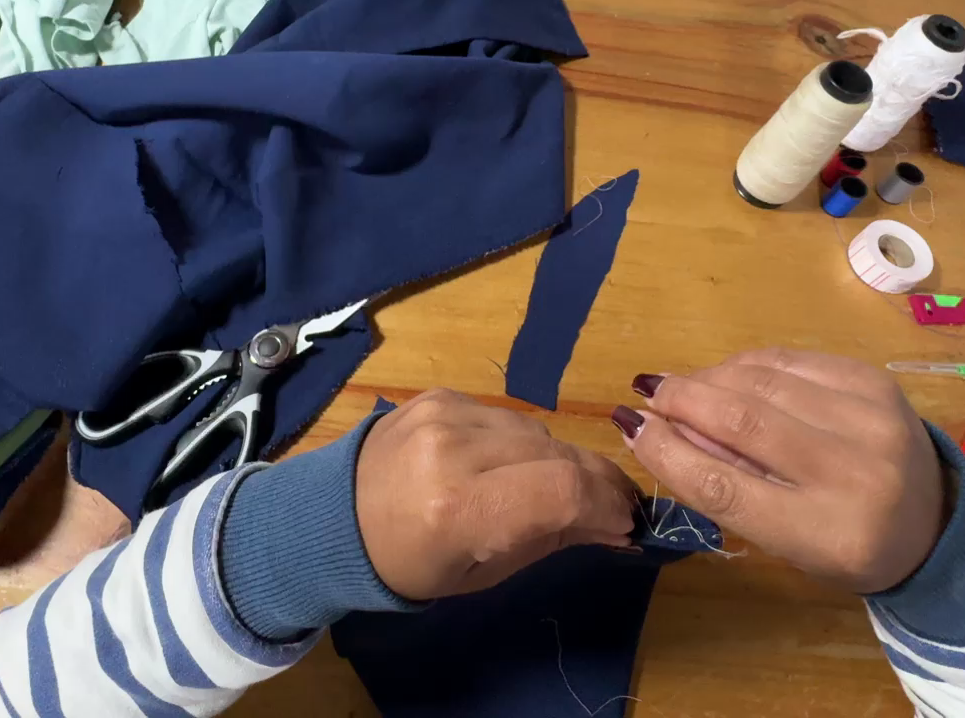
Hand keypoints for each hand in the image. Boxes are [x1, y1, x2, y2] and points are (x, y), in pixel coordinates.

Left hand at [356, 388, 638, 600]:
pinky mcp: (441, 393)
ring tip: (554, 487)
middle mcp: (453, 448)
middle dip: (595, 480)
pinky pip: (506, 415)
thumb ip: (554, 537)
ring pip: (536, 430)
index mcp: (458, 508)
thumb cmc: (411, 563)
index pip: (562, 490)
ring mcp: (445, 412)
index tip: (627, 521)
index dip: (607, 503)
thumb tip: (621, 524)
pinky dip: (521, 441)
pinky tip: (509, 462)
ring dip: (558, 459)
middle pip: (556, 453)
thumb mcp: (483, 571)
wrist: (337, 515)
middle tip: (614, 505)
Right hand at [612, 348, 947, 592]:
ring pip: (759, 380)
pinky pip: (786, 359)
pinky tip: (728, 375)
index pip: (726, 487)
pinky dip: (744, 364)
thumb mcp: (784, 540)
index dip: (667, 452)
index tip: (631, 425)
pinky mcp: (873, 379)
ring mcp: (872, 418)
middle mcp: (858, 473)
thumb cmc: (843, 542)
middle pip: (742, 422)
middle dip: (681, 399)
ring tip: (682, 385)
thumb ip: (723, 484)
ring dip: (708, 378)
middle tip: (646, 390)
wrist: (935, 523)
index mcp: (832, 535)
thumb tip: (656, 426)